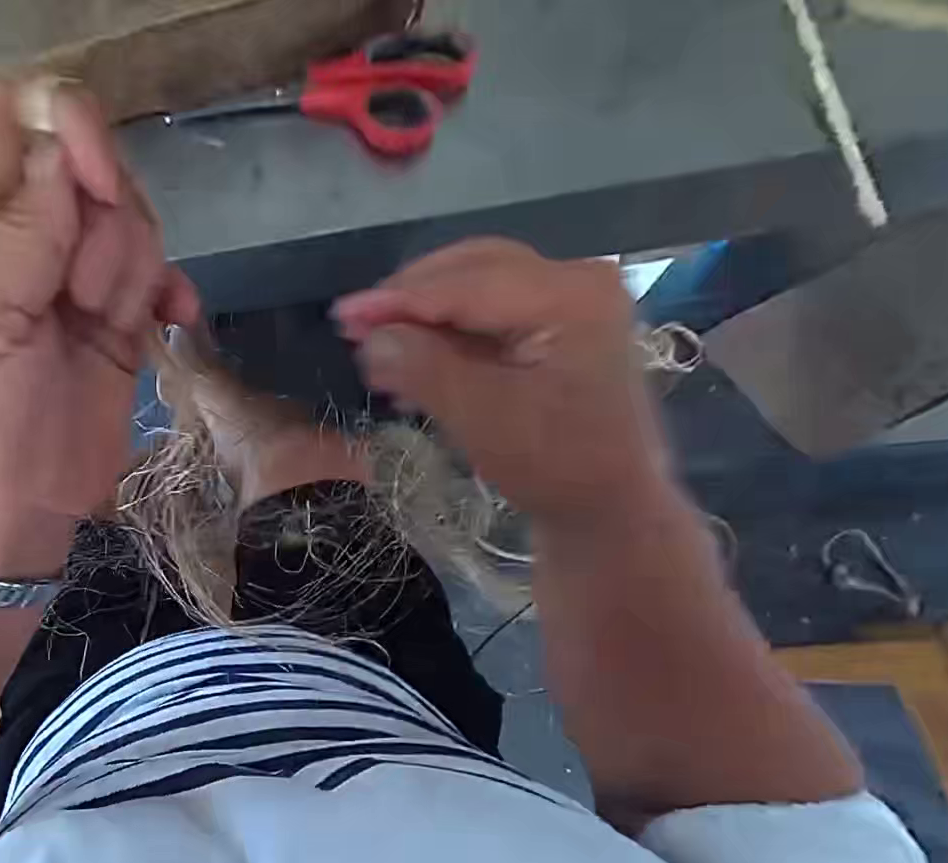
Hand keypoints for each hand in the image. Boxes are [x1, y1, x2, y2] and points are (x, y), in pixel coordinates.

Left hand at [0, 81, 197, 575]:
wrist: (24, 497)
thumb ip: (16, 235)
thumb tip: (64, 162)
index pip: (11, 124)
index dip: (62, 129)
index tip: (95, 183)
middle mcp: (30, 241)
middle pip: (88, 169)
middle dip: (101, 228)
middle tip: (80, 300)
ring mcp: (78, 281)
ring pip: (131, 222)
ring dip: (129, 272)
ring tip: (102, 326)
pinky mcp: (120, 320)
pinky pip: (161, 274)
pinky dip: (171, 292)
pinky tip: (172, 321)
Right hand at [332, 239, 671, 529]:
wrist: (606, 507)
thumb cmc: (553, 466)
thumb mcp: (482, 417)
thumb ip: (425, 368)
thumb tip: (370, 337)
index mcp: (569, 296)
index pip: (466, 284)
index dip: (396, 299)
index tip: (341, 313)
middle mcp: (575, 282)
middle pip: (472, 269)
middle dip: (408, 298)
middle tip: (354, 325)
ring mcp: (568, 304)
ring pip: (476, 289)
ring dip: (422, 317)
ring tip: (376, 346)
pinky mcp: (555, 329)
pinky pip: (487, 315)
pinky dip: (444, 334)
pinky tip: (411, 360)